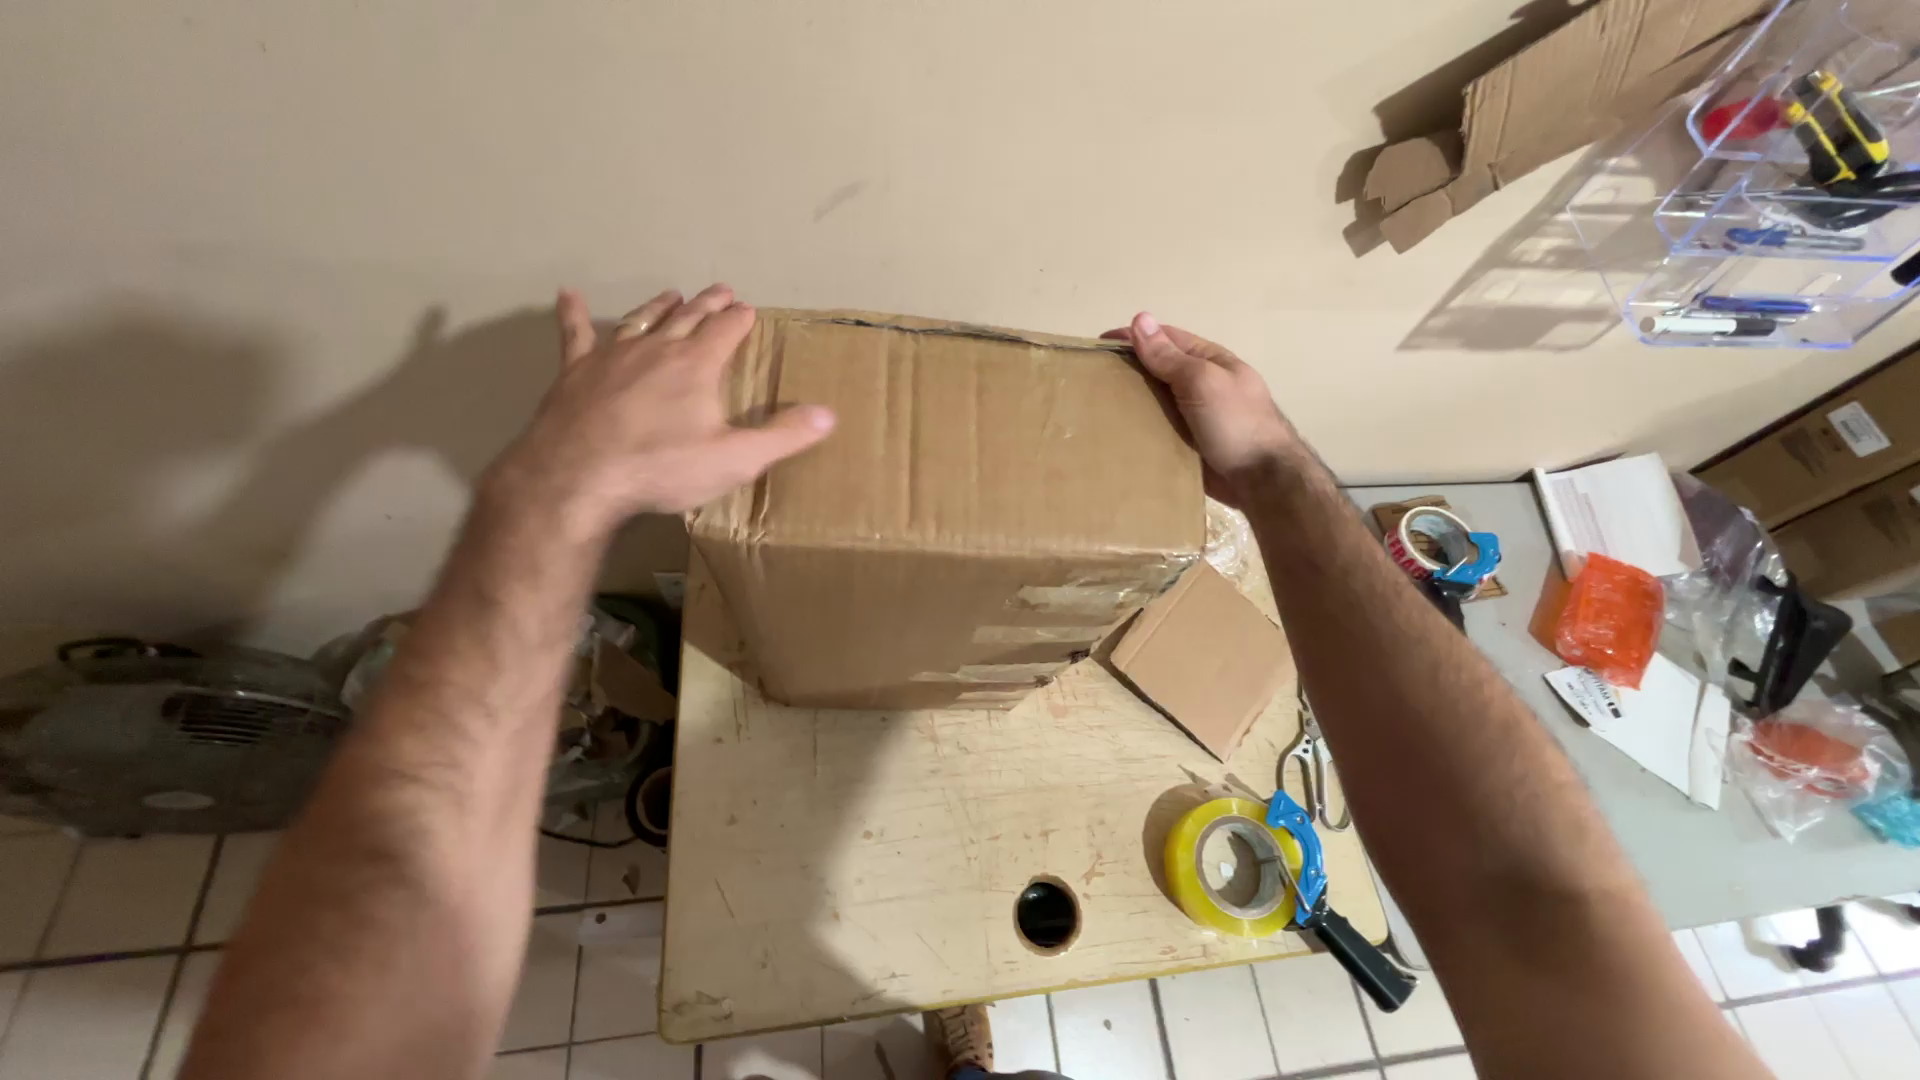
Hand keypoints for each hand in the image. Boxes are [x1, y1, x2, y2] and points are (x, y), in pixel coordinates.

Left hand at [487, 284, 834, 532]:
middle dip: (708, 304)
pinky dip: (574, 314)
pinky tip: (569, 296)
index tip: (749, 310)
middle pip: (688, 316)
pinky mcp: (575, 372)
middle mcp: (656, 349)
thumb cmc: (662, 469)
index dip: (740, 319)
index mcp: (696, 365)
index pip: (726, 330)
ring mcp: (612, 356)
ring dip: (660, 306)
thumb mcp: (735, 459)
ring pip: (641, 320)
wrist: (577, 478)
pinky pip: (575, 335)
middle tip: (721, 291)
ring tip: (672, 294)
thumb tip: (829, 414)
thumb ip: (783, 436)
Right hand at [1102, 313, 1298, 504]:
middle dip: (1127, 369)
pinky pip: (1157, 429)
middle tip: (1090, 380)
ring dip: (1129, 401)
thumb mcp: (1202, 382)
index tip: (1095, 347)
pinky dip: (1138, 428)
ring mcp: (1194, 415)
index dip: (1132, 337)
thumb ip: (1170, 356)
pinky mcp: (1187, 443)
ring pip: (1154, 400)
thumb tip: (1140, 319)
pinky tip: (1116, 433)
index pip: (1164, 338)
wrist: (1262, 480)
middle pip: (1157, 369)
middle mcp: (1200, 384)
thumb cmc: (1236, 424)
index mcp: (1208, 361)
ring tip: (1094, 408)